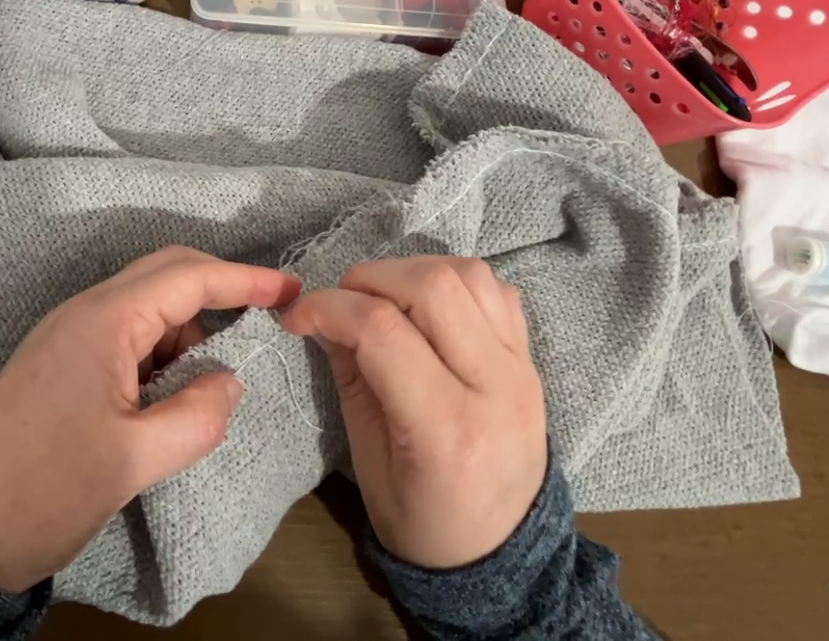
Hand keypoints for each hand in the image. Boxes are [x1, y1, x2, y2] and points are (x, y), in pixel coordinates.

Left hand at [0, 246, 300, 592]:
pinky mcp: (60, 359)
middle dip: (217, 290)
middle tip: (263, 316)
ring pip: (145, 306)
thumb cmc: (44, 490)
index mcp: (104, 320)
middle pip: (165, 275)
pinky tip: (165, 394)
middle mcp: (84, 311)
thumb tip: (230, 384)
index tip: (291, 287)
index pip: (187, 277)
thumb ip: (197, 417)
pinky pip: (123, 334)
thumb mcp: (133, 461)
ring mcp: (68, 333)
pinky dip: (157, 352)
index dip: (244, 278)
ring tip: (199, 388)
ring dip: (184, 332)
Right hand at [281, 256, 547, 568]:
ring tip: (384, 300)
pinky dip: (454, 282)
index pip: (383, 331)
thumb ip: (349, 376)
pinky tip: (427, 309)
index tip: (297, 316)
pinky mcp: (531, 359)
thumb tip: (323, 315)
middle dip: (370, 278)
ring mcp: (522, 369)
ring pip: (468, 275)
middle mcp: (495, 387)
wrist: (503, 556)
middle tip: (342, 303)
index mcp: (446, 429)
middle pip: (432, 286)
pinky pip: (497, 289)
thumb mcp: (366, 459)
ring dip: (412, 272)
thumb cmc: (423, 521)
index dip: (329, 307)